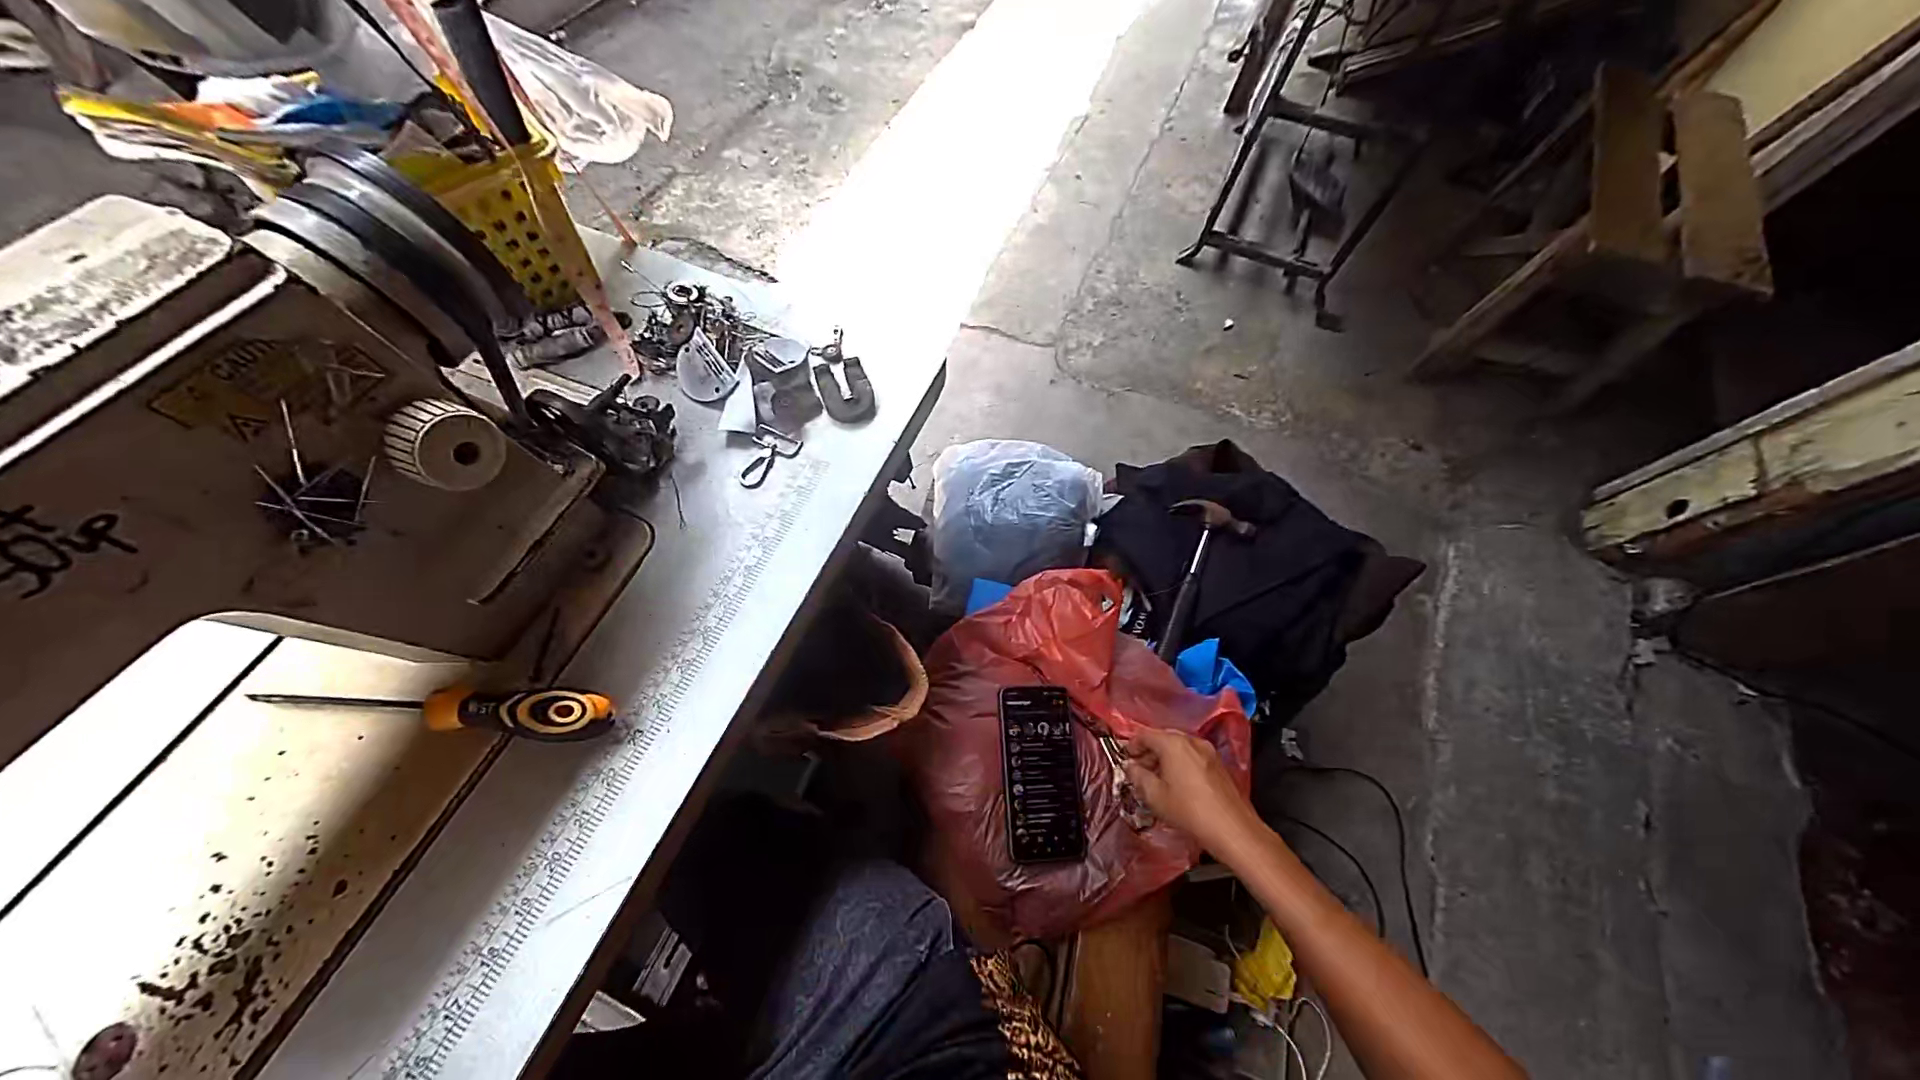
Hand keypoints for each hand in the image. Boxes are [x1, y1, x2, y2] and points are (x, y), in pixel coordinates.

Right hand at [1123, 726, 1263, 858]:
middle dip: (1149, 752)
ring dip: (1165, 758)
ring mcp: (1209, 752)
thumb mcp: (1154, 796)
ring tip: (1157, 779)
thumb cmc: (1189, 811)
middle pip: (1163, 738)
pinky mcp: (1219, 765)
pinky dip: (1181, 763)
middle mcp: (1192, 741)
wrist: (1232, 829)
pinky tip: (1178, 783)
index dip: (1132, 745)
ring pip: (1180, 747)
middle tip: (1139, 769)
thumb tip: (1131, 767)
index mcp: (1173, 744)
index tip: (1126, 758)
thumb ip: (1137, 776)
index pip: (1145, 735)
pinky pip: (1193, 756)